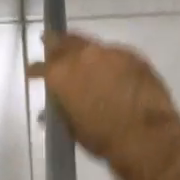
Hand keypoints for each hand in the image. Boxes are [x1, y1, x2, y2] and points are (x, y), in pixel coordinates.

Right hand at [27, 34, 176, 163]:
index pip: (40, 66)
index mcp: (60, 74)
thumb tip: (60, 97)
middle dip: (56, 44)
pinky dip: (109, 62)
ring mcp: (109, 52)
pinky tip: (113, 73)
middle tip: (51, 44)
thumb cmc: (102, 138)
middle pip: (64, 41)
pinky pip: (114, 54)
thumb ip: (63, 103)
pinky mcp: (133, 55)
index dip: (35, 70)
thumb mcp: (71, 124)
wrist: (146, 136)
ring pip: (91, 46)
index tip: (32, 72)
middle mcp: (82, 56)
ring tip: (85, 62)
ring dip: (85, 54)